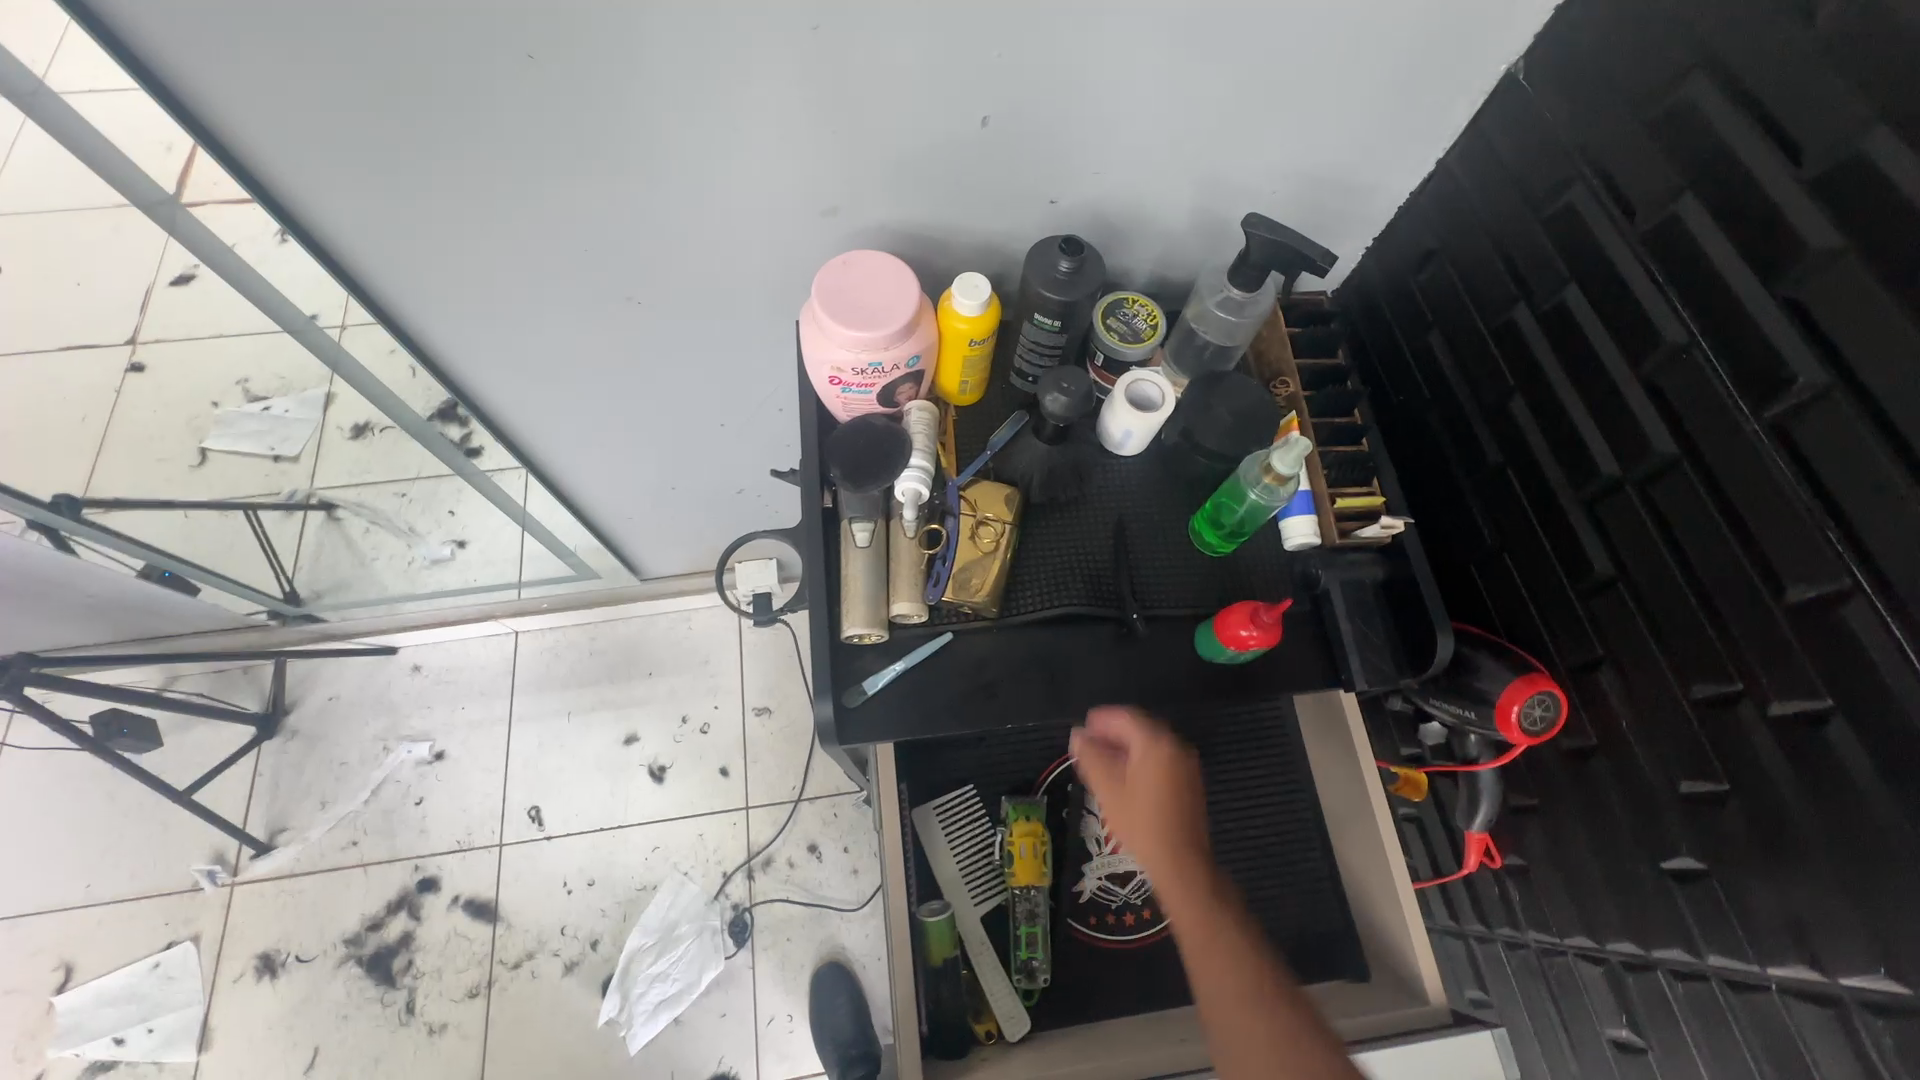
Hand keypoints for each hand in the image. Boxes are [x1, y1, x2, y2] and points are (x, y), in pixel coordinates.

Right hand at [1070, 706, 1210, 886]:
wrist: (1181, 862)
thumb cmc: (1140, 823)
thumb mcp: (1108, 789)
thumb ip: (1090, 756)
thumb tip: (1078, 735)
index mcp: (1156, 743)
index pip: (1125, 717)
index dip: (1101, 719)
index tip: (1082, 727)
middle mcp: (1176, 745)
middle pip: (1140, 728)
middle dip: (1113, 732)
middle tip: (1089, 744)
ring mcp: (1186, 763)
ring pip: (1151, 744)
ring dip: (1126, 746)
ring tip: (1102, 760)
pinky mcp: (1190, 781)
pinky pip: (1161, 758)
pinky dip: (1141, 758)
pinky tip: (1124, 775)